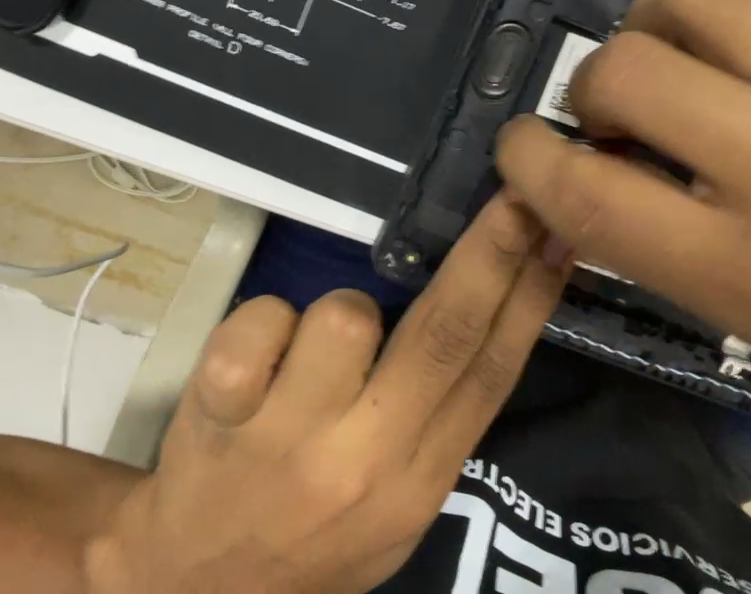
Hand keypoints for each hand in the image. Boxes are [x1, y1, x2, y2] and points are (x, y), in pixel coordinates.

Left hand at [87, 196, 569, 593]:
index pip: (492, 374)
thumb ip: (438, 422)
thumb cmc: (310, 536)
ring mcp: (290, 439)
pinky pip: (262, 319)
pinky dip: (262, 324)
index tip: (557, 234)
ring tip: (311, 354)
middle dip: (488, 255)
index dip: (530, 299)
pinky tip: (253, 364)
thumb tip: (490, 316)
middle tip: (516, 197)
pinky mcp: (221, 415)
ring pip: (346, 313)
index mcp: (420, 480)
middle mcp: (366, 460)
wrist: (193, 589)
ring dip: (340, 311)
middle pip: (442, 335)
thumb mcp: (396, 506)